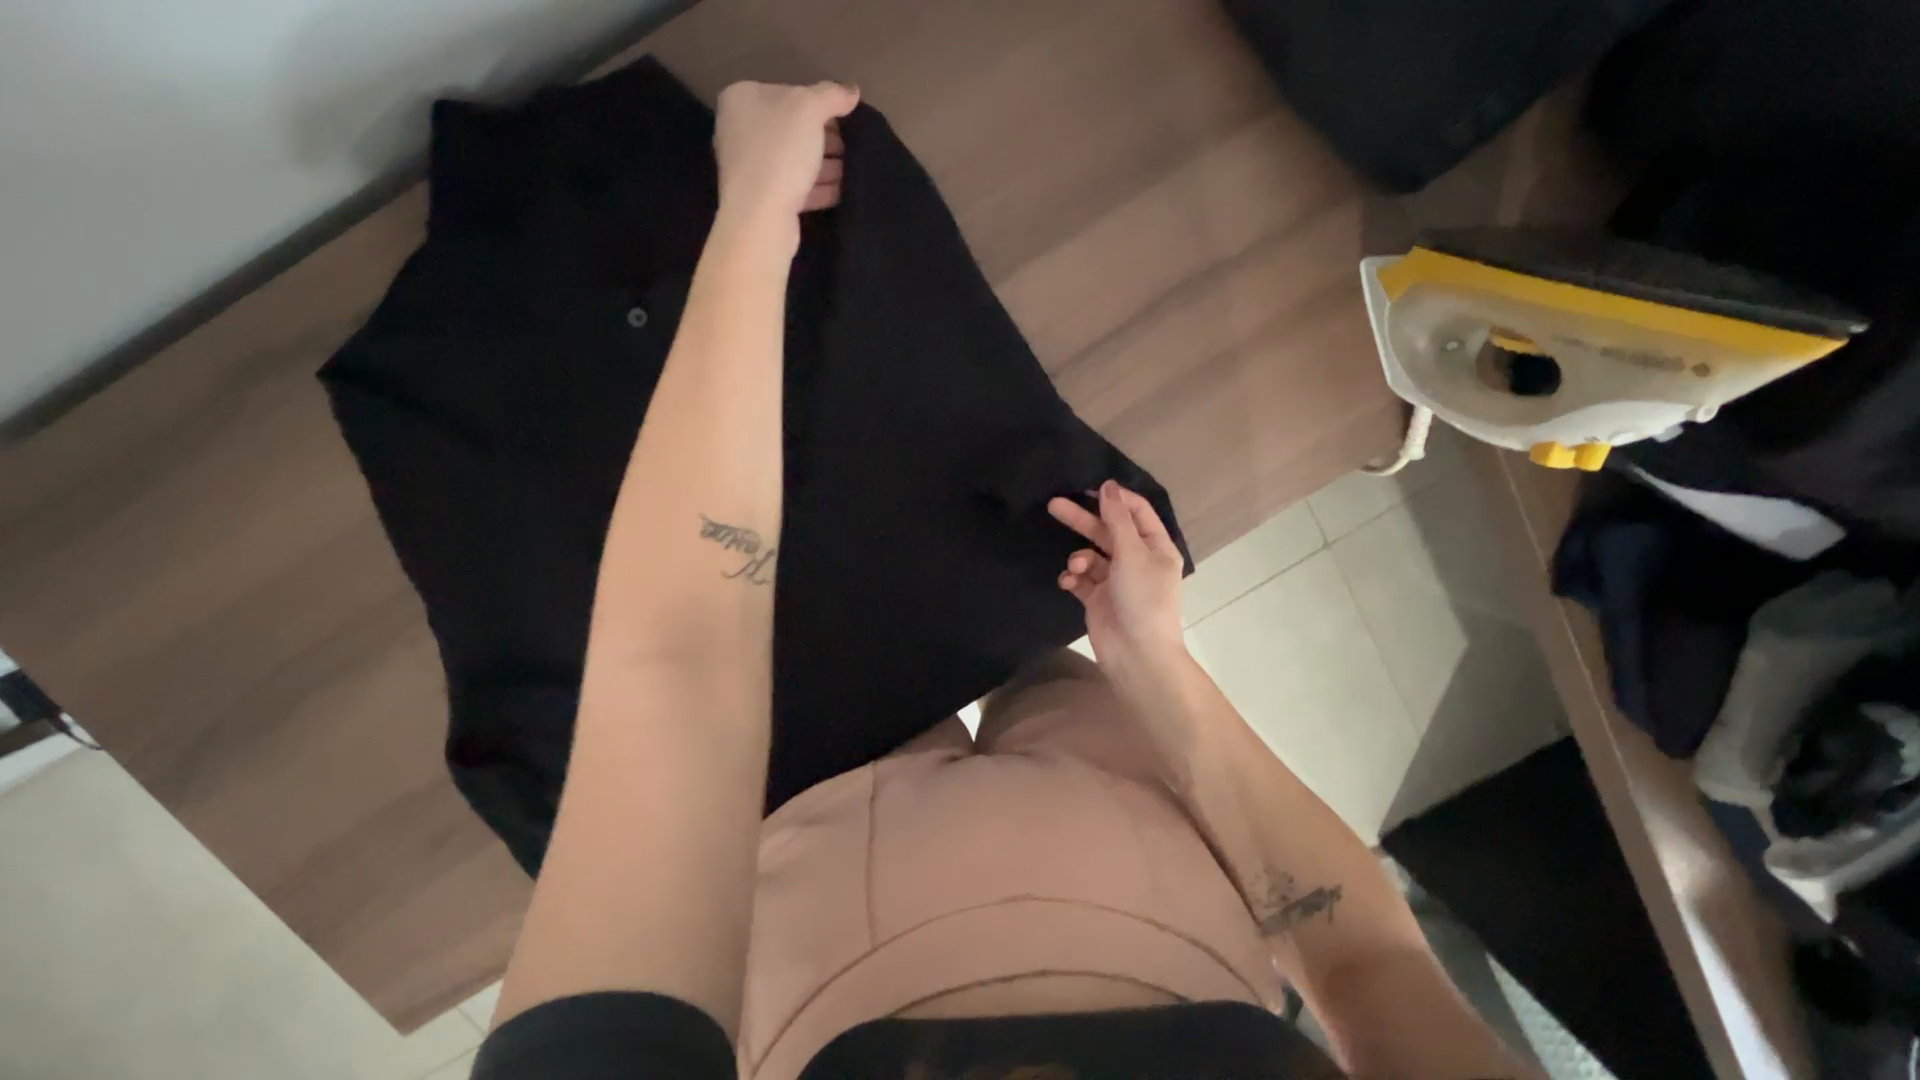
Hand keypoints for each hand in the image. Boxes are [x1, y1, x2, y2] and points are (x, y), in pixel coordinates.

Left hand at [712, 80, 859, 239]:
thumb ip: (832, 95)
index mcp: (742, 98)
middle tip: (851, 147)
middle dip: (825, 138)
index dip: (820, 105)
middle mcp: (739, 129)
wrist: (760, 216)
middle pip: (792, 128)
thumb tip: (852, 89)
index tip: (844, 120)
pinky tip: (841, 191)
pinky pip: (794, 186)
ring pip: (795, 160)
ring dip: (824, 165)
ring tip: (851, 171)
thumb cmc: (780, 151)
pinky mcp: (761, 198)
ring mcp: (748, 167)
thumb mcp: (809, 109)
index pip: (788, 93)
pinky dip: (817, 188)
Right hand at [1047, 481, 1186, 667]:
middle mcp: (1137, 560)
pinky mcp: (1097, 599)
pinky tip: (1068, 582)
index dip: (1115, 498)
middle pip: (1108, 531)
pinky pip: (1081, 580)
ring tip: (1075, 567)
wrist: (1137, 655)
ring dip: (1079, 558)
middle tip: (1054, 505)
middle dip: (1083, 520)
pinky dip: (1073, 578)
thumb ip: (1117, 519)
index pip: (1137, 512)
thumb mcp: (1132, 554)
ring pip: (1091, 556)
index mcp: (1156, 547)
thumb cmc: (1143, 599)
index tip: (1089, 487)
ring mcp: (1116, 581)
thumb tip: (1108, 486)